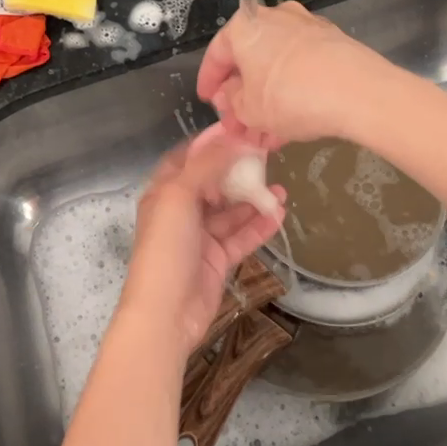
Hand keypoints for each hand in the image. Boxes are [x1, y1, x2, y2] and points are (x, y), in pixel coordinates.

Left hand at [118, 128, 286, 357]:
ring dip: (253, 200)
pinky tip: (279, 214)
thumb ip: (207, 165)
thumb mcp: (180, 196)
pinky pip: (241, 237)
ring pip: (230, 211)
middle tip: (268, 159)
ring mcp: (200, 236)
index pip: (188, 158)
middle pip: (213, 183)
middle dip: (238, 172)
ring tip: (282, 188)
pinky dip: (258, 226)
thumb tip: (232, 137)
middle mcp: (181, 210)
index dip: (212, 144)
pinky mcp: (217, 259)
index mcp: (164, 191)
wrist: (165, 313)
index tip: (241, 132)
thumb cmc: (165, 247)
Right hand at [196, 0, 392, 145]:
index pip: (217, 54)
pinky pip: (301, 66)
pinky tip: (294, 122)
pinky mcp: (333, 41)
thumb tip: (230, 98)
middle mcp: (274, 17)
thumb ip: (232, 104)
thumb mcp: (250, 111)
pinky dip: (292, 90)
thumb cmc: (291, 97)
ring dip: (268, 98)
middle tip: (240, 124)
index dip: (209, 82)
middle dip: (243, 96)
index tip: (207, 101)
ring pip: (276, 65)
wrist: (360, 91)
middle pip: (249, 59)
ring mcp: (306, 27)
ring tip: (268, 134)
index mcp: (244, 26)